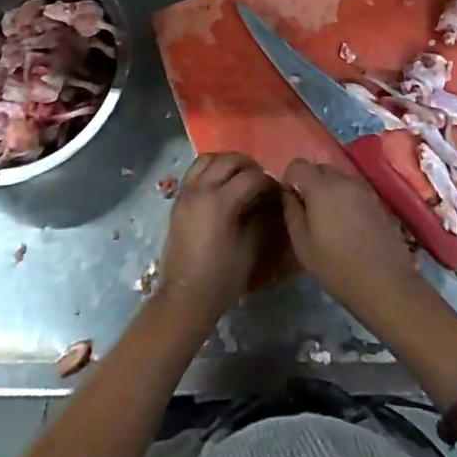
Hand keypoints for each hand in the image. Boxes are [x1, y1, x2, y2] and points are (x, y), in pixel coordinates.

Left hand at [158, 153, 280, 322]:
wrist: (184, 297)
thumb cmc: (221, 277)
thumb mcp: (250, 249)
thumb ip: (262, 218)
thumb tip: (273, 201)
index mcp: (220, 202)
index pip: (252, 177)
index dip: (269, 182)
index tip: (277, 193)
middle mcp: (201, 189)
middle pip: (229, 160)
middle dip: (250, 166)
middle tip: (261, 182)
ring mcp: (186, 192)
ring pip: (208, 159)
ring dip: (227, 163)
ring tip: (240, 178)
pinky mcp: (178, 199)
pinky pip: (194, 170)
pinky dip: (210, 169)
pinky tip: (221, 185)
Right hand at [280, 159, 428, 325]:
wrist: (386, 282)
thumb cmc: (337, 267)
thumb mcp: (303, 245)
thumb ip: (292, 213)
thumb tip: (289, 194)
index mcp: (321, 187)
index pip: (298, 164)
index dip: (290, 179)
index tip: (291, 201)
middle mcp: (344, 180)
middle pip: (320, 168)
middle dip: (310, 183)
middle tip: (309, 212)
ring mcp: (364, 189)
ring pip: (339, 178)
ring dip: (329, 191)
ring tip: (329, 220)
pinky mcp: (378, 200)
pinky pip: (354, 190)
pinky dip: (346, 199)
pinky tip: (349, 226)